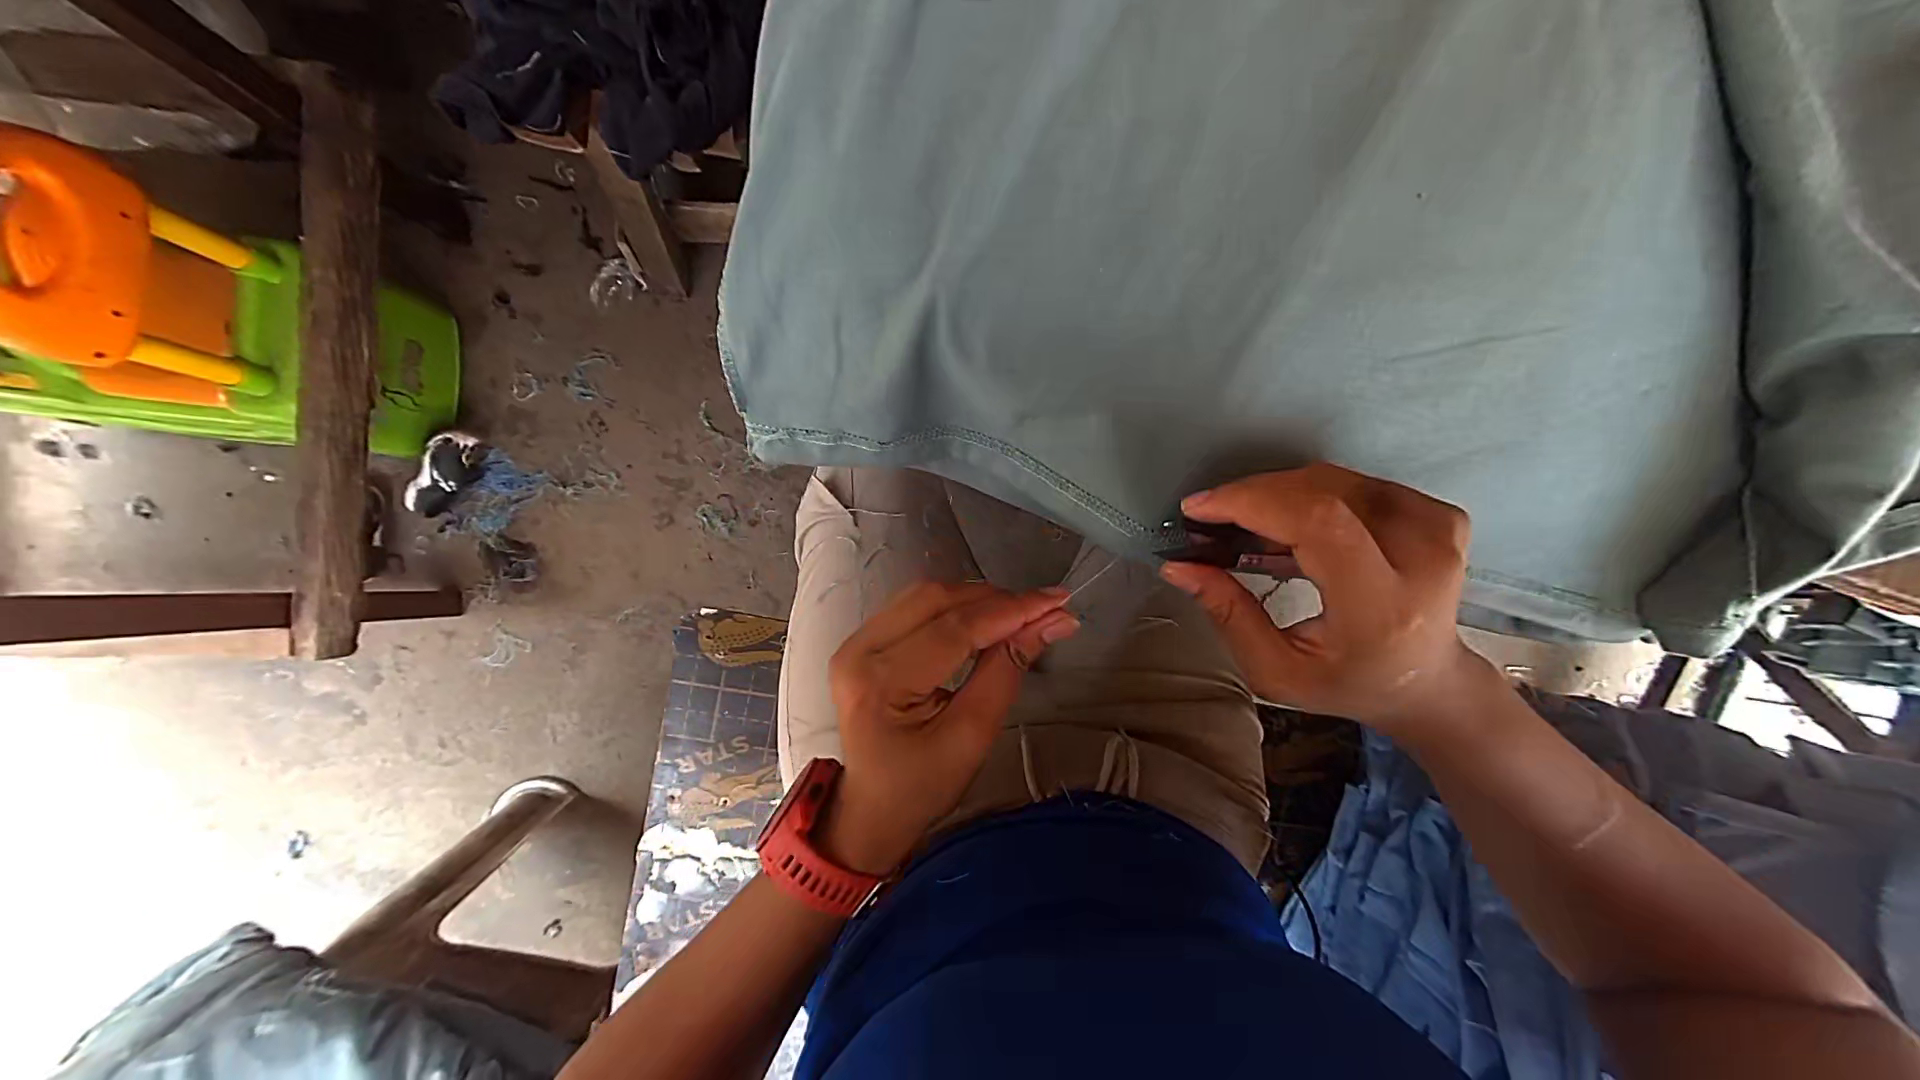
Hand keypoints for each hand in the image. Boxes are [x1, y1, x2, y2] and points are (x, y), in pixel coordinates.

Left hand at [817, 581, 1079, 874]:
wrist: (873, 809)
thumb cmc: (922, 786)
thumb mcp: (972, 736)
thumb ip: (1006, 671)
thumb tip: (1051, 622)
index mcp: (880, 682)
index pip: (954, 629)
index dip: (1010, 610)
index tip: (1058, 602)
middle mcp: (858, 650)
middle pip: (936, 600)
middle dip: (996, 599)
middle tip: (1045, 608)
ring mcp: (855, 642)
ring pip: (926, 596)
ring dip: (977, 598)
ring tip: (1022, 612)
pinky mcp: (862, 641)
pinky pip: (915, 607)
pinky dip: (956, 606)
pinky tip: (986, 618)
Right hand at [1159, 463, 1487, 738]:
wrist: (1428, 683)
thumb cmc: (1347, 683)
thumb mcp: (1275, 669)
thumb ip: (1228, 614)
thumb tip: (1180, 566)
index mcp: (1381, 608)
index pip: (1318, 524)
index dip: (1251, 502)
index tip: (1199, 508)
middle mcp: (1421, 559)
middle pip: (1321, 492)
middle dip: (1252, 496)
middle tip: (1211, 518)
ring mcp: (1437, 529)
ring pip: (1332, 480)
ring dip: (1276, 494)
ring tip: (1244, 523)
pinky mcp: (1437, 514)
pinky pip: (1351, 483)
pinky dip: (1307, 494)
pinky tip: (1287, 522)